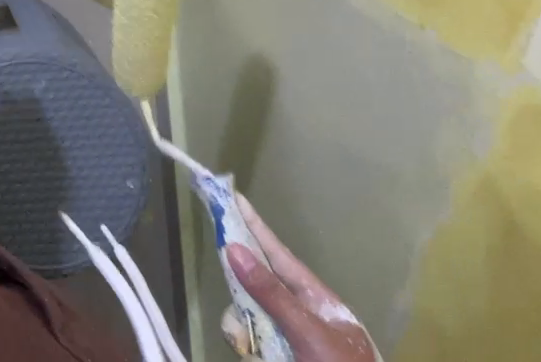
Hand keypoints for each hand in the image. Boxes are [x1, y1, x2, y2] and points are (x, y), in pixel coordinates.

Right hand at [222, 195, 378, 361]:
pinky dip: (247, 347)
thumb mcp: (308, 334)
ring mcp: (287, 334)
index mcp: (312, 295)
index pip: (276, 251)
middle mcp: (297, 309)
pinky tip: (255, 356)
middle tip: (228, 282)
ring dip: (243, 329)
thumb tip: (232, 247)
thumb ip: (270, 293)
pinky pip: (248, 337)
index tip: (232, 195)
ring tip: (257, 351)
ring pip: (246, 313)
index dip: (253, 223)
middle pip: (254, 282)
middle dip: (240, 289)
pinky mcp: (277, 353)